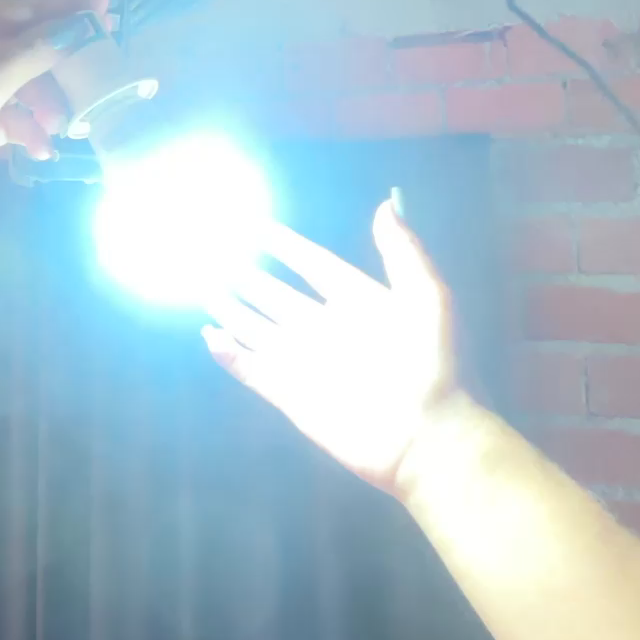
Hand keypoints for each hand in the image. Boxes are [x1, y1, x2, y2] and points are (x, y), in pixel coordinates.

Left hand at [0, 0, 108, 230]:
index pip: (19, 11)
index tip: (107, 8)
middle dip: (54, 73)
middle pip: (22, 51)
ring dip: (41, 108)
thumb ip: (30, 56)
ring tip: (62, 129)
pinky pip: (4, 119)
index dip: (64, 12)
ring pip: (16, 88)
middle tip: (96, 81)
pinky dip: (23, 131)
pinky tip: (41, 150)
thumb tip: (78, 28)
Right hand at [203, 199, 462, 497]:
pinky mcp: (287, 393)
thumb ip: (404, 252)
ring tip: (206, 290)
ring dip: (231, 310)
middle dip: (247, 277)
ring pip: (257, 328)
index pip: (312, 265)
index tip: (255, 226)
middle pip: (275, 296)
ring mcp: (304, 361)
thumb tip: (385, 203)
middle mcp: (324, 328)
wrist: (426, 437)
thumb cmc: (433, 366)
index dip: (285, 246)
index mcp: (357, 303)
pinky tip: (209, 335)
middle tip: (216, 256)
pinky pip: (250, 368)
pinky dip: (228, 354)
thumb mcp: (427, 299)